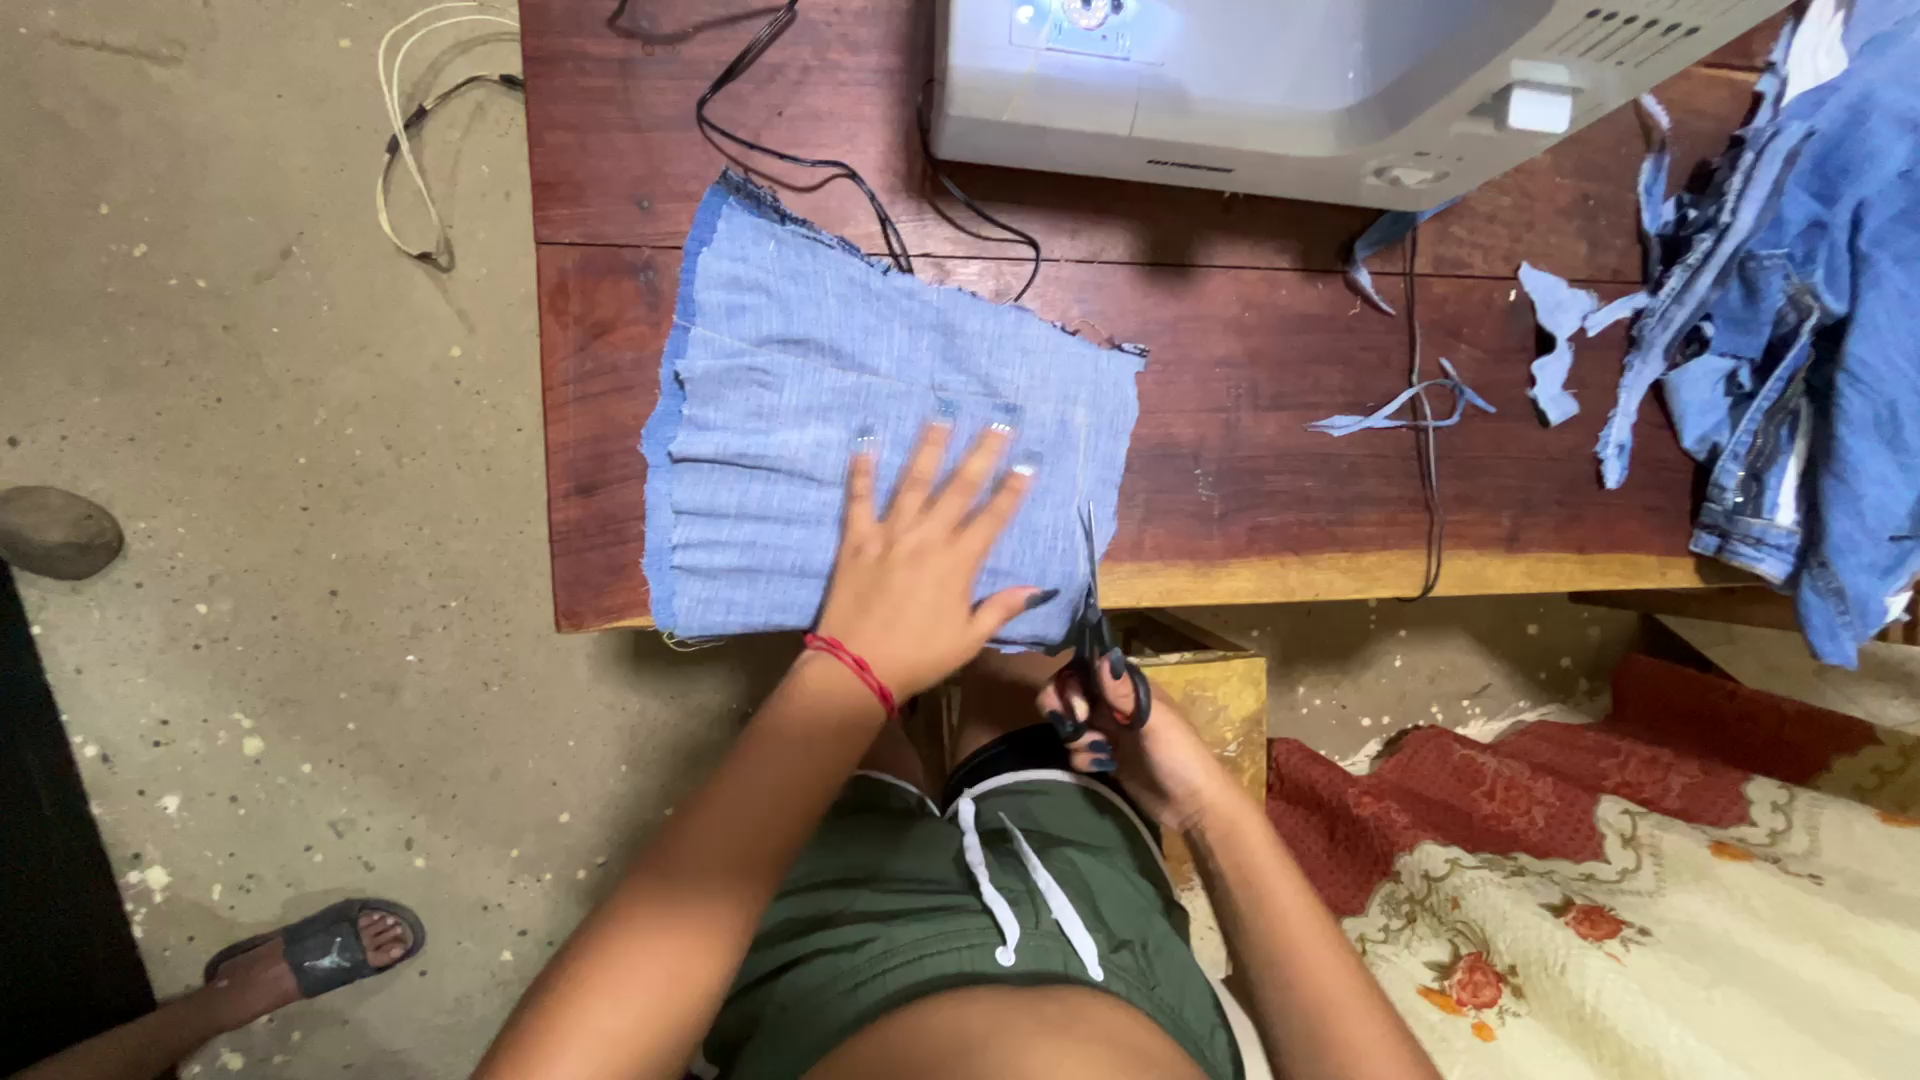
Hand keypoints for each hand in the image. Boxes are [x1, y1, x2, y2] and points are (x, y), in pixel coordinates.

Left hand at [814, 420, 1049, 699]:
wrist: (857, 668)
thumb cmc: (919, 657)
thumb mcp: (968, 639)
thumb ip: (1000, 609)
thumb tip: (1036, 590)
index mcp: (958, 562)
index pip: (992, 517)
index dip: (1012, 490)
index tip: (1027, 464)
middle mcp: (927, 539)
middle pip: (959, 489)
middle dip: (982, 455)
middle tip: (997, 424)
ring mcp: (890, 535)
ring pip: (913, 484)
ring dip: (929, 450)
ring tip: (941, 419)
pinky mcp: (856, 541)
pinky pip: (859, 500)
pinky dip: (861, 473)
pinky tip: (866, 445)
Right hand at [1040, 660, 1237, 831]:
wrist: (1192, 806)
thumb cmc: (1180, 755)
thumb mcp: (1156, 721)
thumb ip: (1125, 693)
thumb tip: (1100, 658)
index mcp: (1129, 688)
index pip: (1086, 669)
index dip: (1072, 683)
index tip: (1077, 707)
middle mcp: (1115, 704)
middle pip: (1071, 693)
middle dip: (1064, 709)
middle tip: (1076, 727)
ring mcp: (1109, 732)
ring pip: (1071, 724)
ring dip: (1077, 738)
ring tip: (1100, 751)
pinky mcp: (1105, 758)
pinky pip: (1078, 751)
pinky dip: (1084, 759)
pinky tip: (1105, 767)